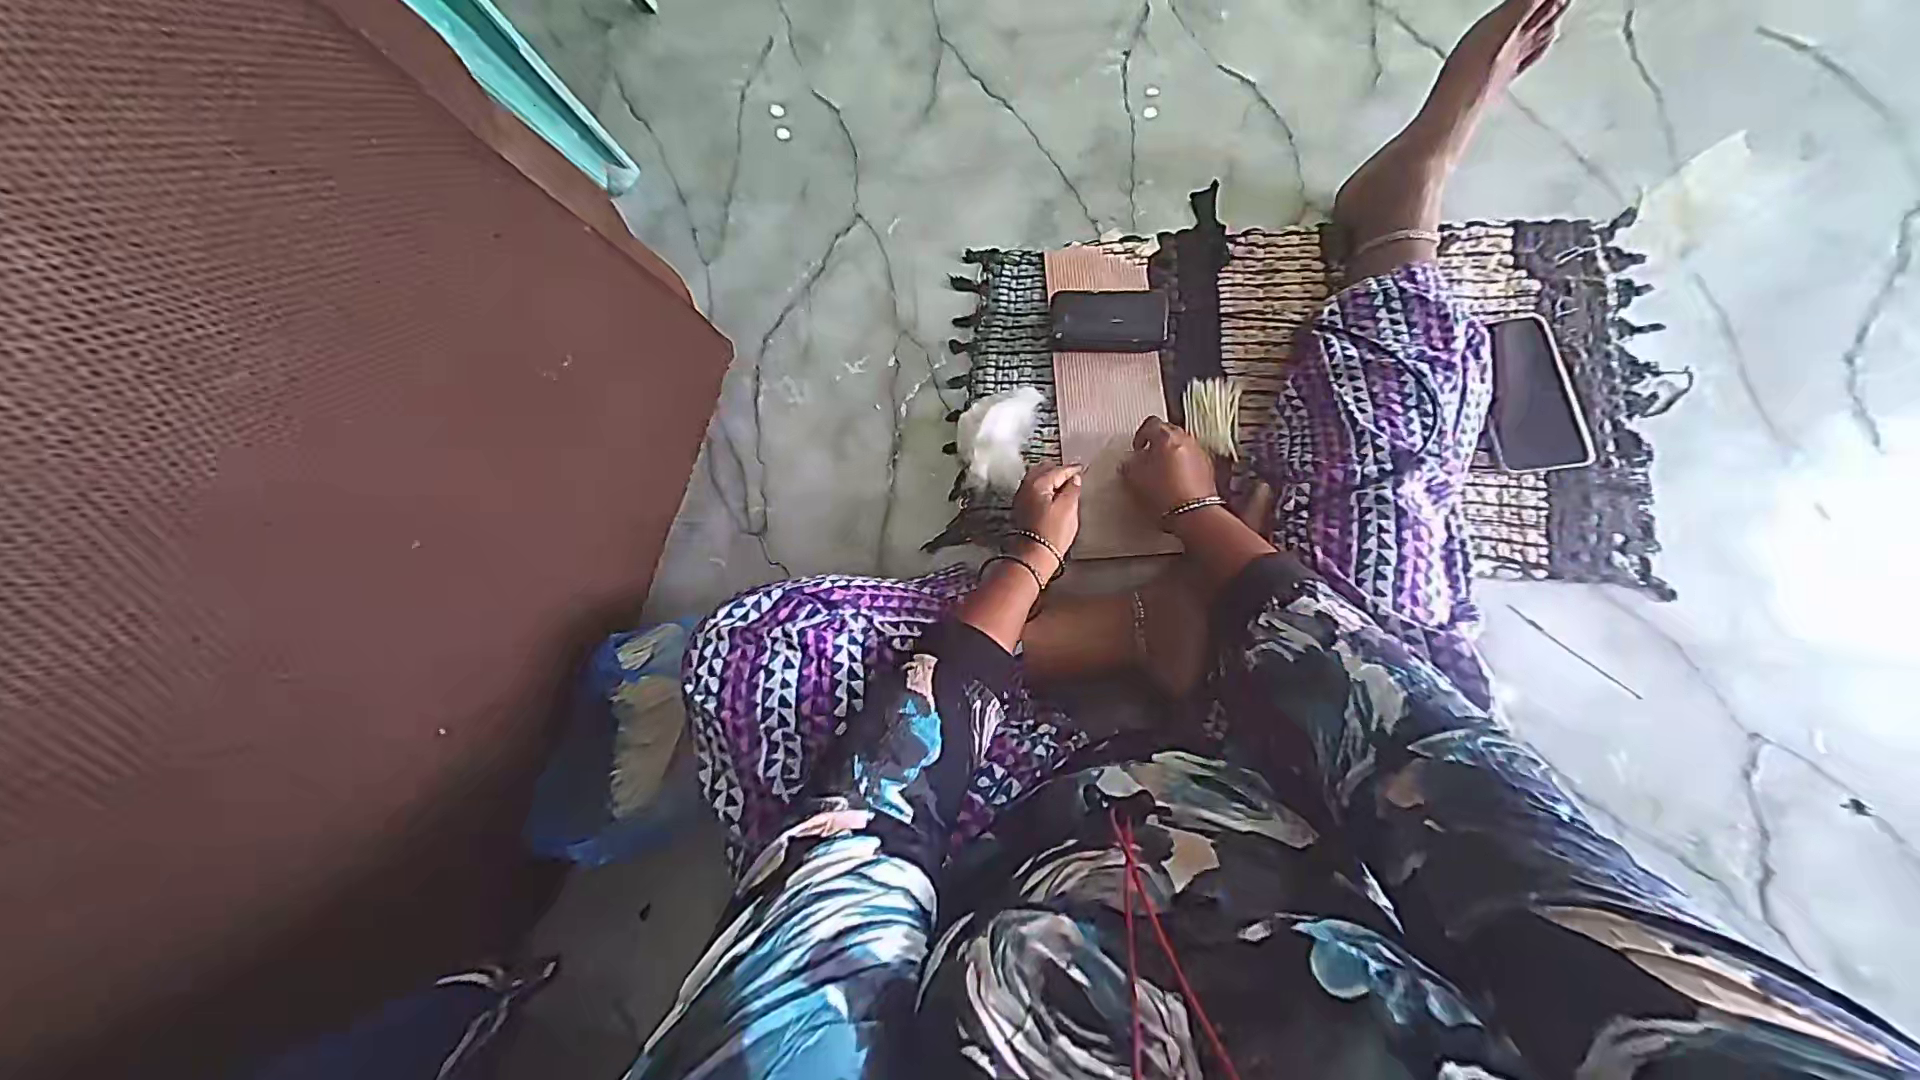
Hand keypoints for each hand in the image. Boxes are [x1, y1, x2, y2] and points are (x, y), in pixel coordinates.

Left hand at [1010, 462, 1083, 572]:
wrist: (1035, 556)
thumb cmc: (1050, 534)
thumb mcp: (1068, 508)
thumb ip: (1072, 489)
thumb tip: (1075, 480)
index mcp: (1037, 484)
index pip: (1057, 470)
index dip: (1071, 469)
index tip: (1079, 468)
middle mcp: (1026, 489)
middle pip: (1042, 471)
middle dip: (1057, 469)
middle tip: (1071, 471)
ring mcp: (1022, 500)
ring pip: (1036, 480)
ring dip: (1049, 478)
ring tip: (1063, 482)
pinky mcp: (1022, 512)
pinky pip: (1033, 492)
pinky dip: (1044, 489)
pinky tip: (1051, 495)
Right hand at [1120, 418, 1215, 522]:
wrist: (1192, 513)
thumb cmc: (1164, 494)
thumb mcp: (1135, 478)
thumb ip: (1130, 464)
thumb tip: (1130, 461)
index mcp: (1166, 437)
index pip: (1151, 424)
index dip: (1140, 435)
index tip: (1136, 448)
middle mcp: (1185, 440)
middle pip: (1168, 432)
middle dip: (1156, 442)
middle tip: (1146, 457)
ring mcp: (1199, 453)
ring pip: (1181, 445)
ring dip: (1169, 453)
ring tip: (1159, 471)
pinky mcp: (1208, 468)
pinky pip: (1191, 459)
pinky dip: (1181, 465)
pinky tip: (1173, 481)